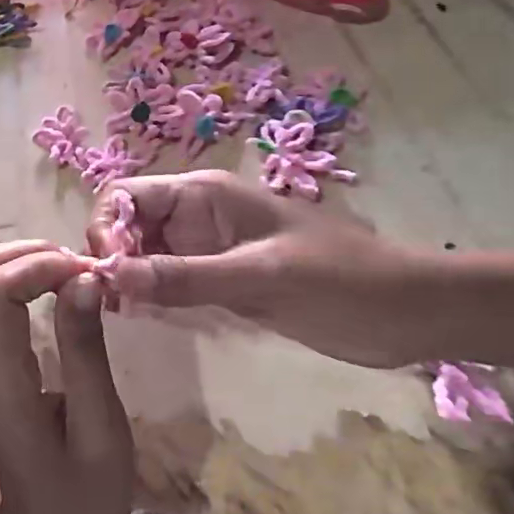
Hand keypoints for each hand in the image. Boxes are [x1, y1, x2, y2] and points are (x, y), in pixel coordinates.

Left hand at [0, 241, 130, 513]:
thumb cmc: (84, 500)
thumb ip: (85, 350)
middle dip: (32, 254)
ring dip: (29, 262)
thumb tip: (84, 277)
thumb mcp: (100, 429)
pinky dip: (28, 279)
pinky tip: (64, 292)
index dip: (38, 263)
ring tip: (79, 278)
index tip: (88, 273)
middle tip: (84, 271)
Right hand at [88, 170, 435, 368]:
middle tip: (109, 303)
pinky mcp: (219, 280)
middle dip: (111, 253)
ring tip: (120, 314)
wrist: (408, 311)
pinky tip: (144, 319)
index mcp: (202, 195)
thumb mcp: (261, 276)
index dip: (106, 226)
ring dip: (126, 277)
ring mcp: (206, 249)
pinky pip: (168, 280)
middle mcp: (195, 216)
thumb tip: (110, 275)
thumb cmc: (340, 280)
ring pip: (143, 253)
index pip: (126, 194)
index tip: (108, 274)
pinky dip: (149, 295)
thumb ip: (185, 276)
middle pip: (128, 222)